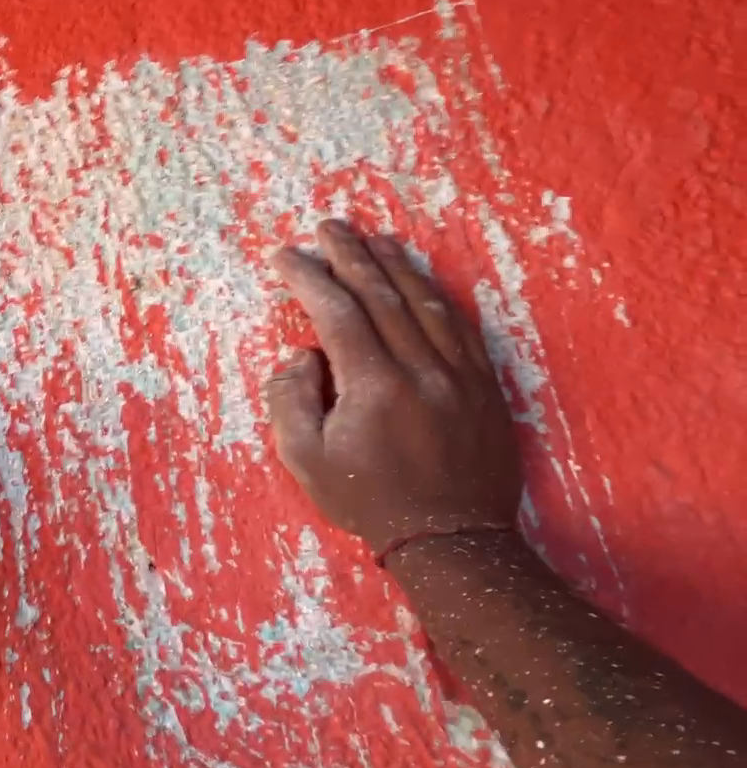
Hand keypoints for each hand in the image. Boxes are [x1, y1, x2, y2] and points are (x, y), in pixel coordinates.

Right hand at [264, 220, 522, 549]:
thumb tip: (303, 354)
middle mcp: (423, 371)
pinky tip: (418, 277)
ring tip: (370, 238)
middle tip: (327, 226)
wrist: (453, 541)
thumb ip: (289, 397)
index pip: (337, 313)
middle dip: (350, 256)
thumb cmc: (366, 498)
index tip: (284, 255)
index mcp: (374, 387)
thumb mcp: (302, 456)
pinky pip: (460, 326)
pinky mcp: (484, 387)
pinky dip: (434, 294)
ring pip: (426, 303)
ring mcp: (461, 376)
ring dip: (394, 265)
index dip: (308, 277)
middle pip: (383, 296)